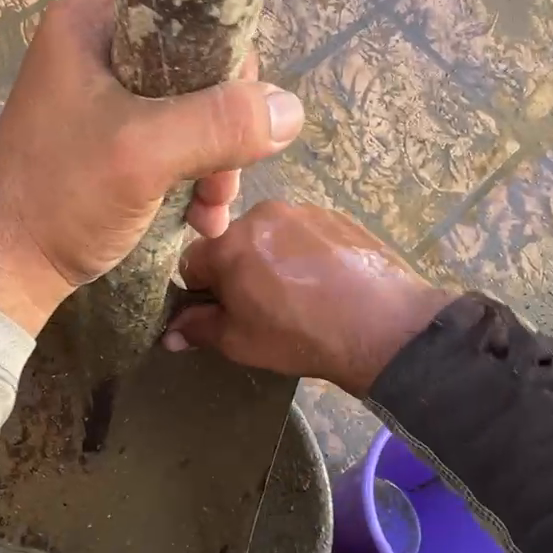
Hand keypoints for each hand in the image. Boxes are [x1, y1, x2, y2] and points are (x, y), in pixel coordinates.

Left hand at [0, 0, 304, 332]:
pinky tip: (199, 220)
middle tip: (223, 184)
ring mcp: (95, 100)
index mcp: (91, 22)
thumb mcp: (145, 154)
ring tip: (211, 214)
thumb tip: (292, 110)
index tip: (238, 126)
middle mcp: (93, 50)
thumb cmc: (62, 199)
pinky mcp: (98, 144)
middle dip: (221, 134)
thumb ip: (220, 123)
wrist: (7, 271)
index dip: (228, 70)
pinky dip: (187, 181)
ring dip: (210, 166)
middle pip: (194, 73)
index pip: (190, 19)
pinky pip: (163, 146)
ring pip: (185, 115)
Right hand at [164, 202, 455, 393]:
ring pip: (268, 236)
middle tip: (257, 307)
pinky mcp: (337, 216)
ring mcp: (303, 210)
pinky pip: (302, 234)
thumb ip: (198, 330)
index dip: (198, 291)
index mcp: (230, 243)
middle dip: (235, 271)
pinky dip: (301, 254)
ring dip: (269, 260)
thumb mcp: (238, 342)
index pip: (191, 262)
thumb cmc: (298, 336)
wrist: (383, 327)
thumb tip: (169, 334)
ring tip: (295, 295)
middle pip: (232, 243)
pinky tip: (320, 283)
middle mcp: (262, 214)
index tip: (216, 312)